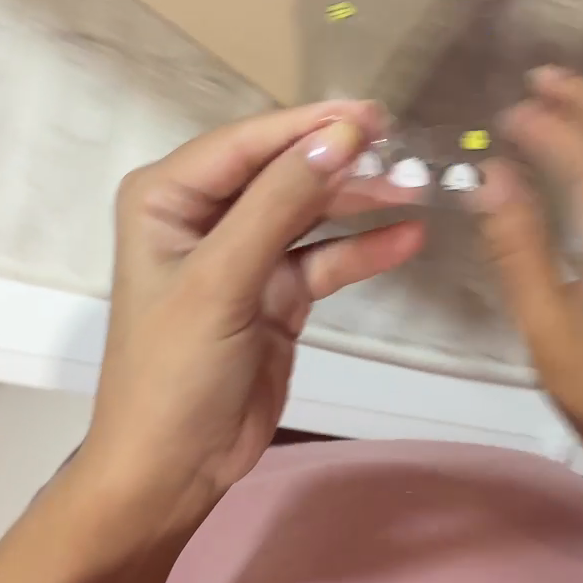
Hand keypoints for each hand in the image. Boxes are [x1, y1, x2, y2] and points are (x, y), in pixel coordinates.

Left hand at [80, 101, 424, 527]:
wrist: (175, 464)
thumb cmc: (176, 370)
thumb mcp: (221, 281)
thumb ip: (279, 205)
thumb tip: (341, 137)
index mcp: (167, 198)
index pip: (247, 146)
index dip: (309, 128)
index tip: (374, 117)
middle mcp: (204, 219)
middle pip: (283, 176)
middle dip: (341, 167)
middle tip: (405, 156)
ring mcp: (244, 259)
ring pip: (309, 217)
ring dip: (359, 206)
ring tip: (416, 192)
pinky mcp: (276, 298)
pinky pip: (324, 262)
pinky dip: (361, 253)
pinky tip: (405, 241)